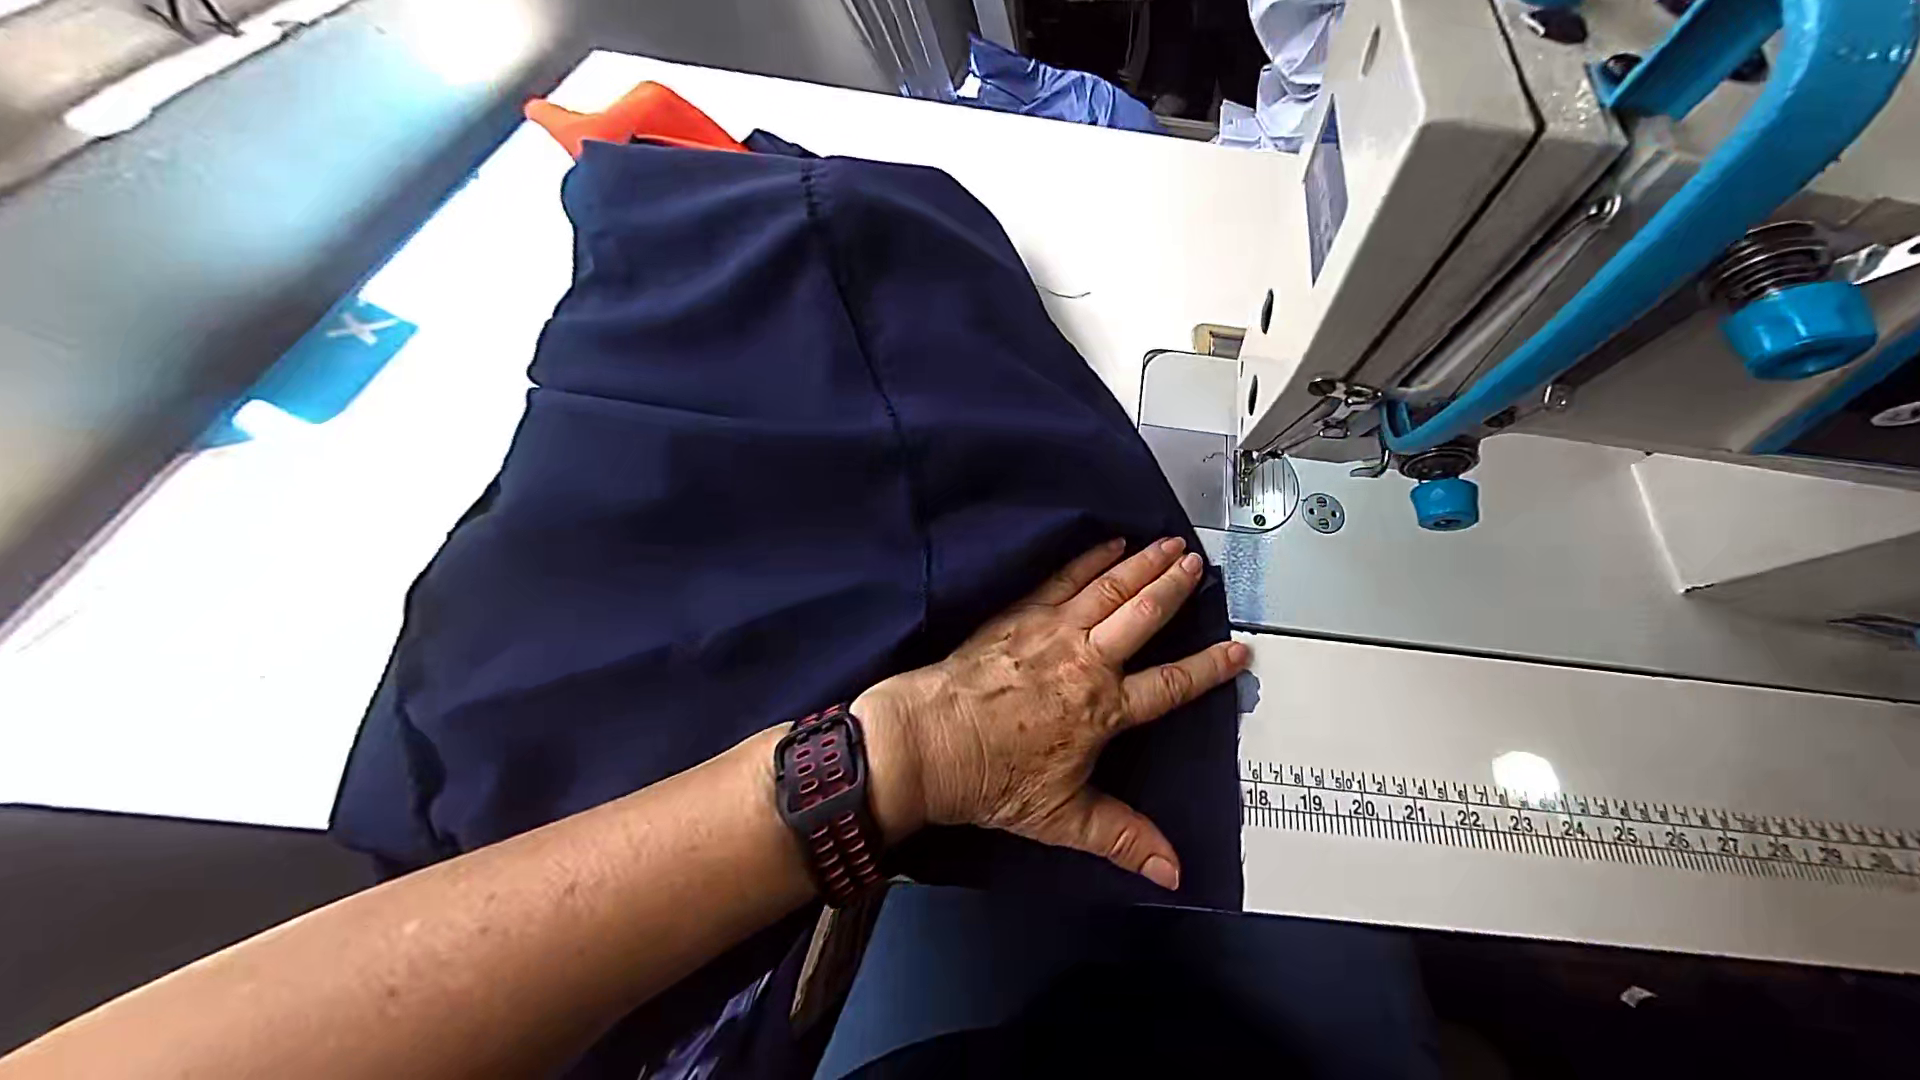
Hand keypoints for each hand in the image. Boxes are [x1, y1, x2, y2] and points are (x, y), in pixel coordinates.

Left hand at [854, 537, 1249, 890]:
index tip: (1237, 651)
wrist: (928, 742)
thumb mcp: (1062, 817)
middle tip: (1198, 566)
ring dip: (1142, 564)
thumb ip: (1123, 838)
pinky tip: (1107, 544)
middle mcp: (1084, 661)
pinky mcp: (1020, 615)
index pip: (1171, 684)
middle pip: (1142, 616)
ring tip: (1169, 545)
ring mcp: (1052, 631)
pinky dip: (1089, 559)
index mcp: (1102, 709)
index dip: (1209, 667)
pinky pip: (1063, 579)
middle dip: (1174, 588)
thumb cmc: (989, 776)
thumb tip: (1172, 872)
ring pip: (1109, 589)